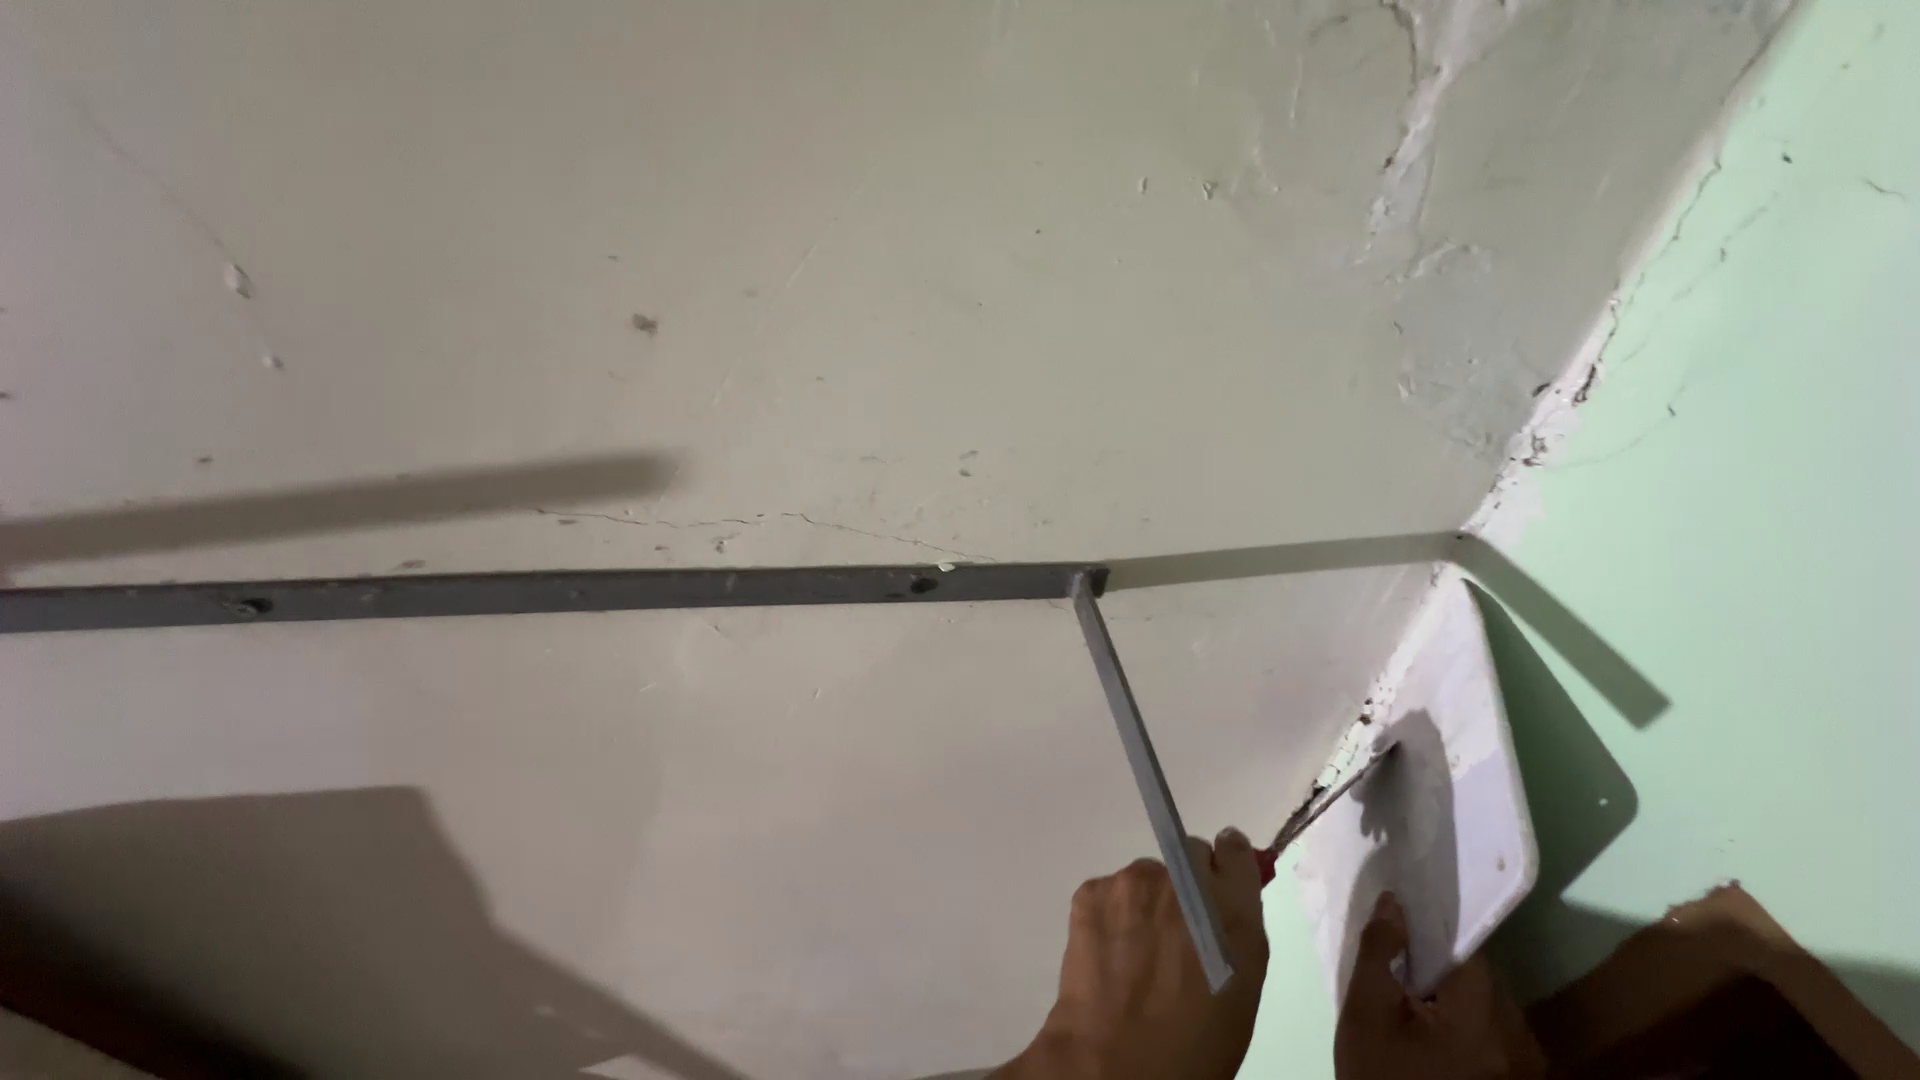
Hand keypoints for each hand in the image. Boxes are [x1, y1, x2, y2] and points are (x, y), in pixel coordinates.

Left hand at [994, 829, 1268, 1079]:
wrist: (1116, 1061)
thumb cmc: (1196, 1043)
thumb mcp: (1242, 987)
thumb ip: (1236, 931)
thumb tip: (1225, 901)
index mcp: (1232, 909)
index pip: (1234, 851)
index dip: (1226, 863)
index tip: (1219, 877)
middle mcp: (1185, 880)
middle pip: (1189, 855)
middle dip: (1187, 881)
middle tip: (1176, 926)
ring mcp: (1135, 880)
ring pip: (1146, 876)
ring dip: (1145, 901)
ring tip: (1136, 951)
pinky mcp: (1093, 889)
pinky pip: (1110, 891)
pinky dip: (1111, 914)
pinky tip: (1109, 953)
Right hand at [1334, 893, 1546, 1079]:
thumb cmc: (1376, 1074)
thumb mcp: (1365, 1010)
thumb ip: (1380, 950)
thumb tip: (1394, 903)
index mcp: (1481, 1023)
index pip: (1468, 953)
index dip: (1435, 936)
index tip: (1406, 935)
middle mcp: (1519, 1044)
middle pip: (1483, 978)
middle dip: (1445, 969)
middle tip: (1406, 976)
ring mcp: (1526, 1067)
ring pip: (1492, 1003)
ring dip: (1458, 995)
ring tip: (1418, 1008)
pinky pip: (1498, 1030)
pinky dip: (1471, 1021)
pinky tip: (1438, 1037)